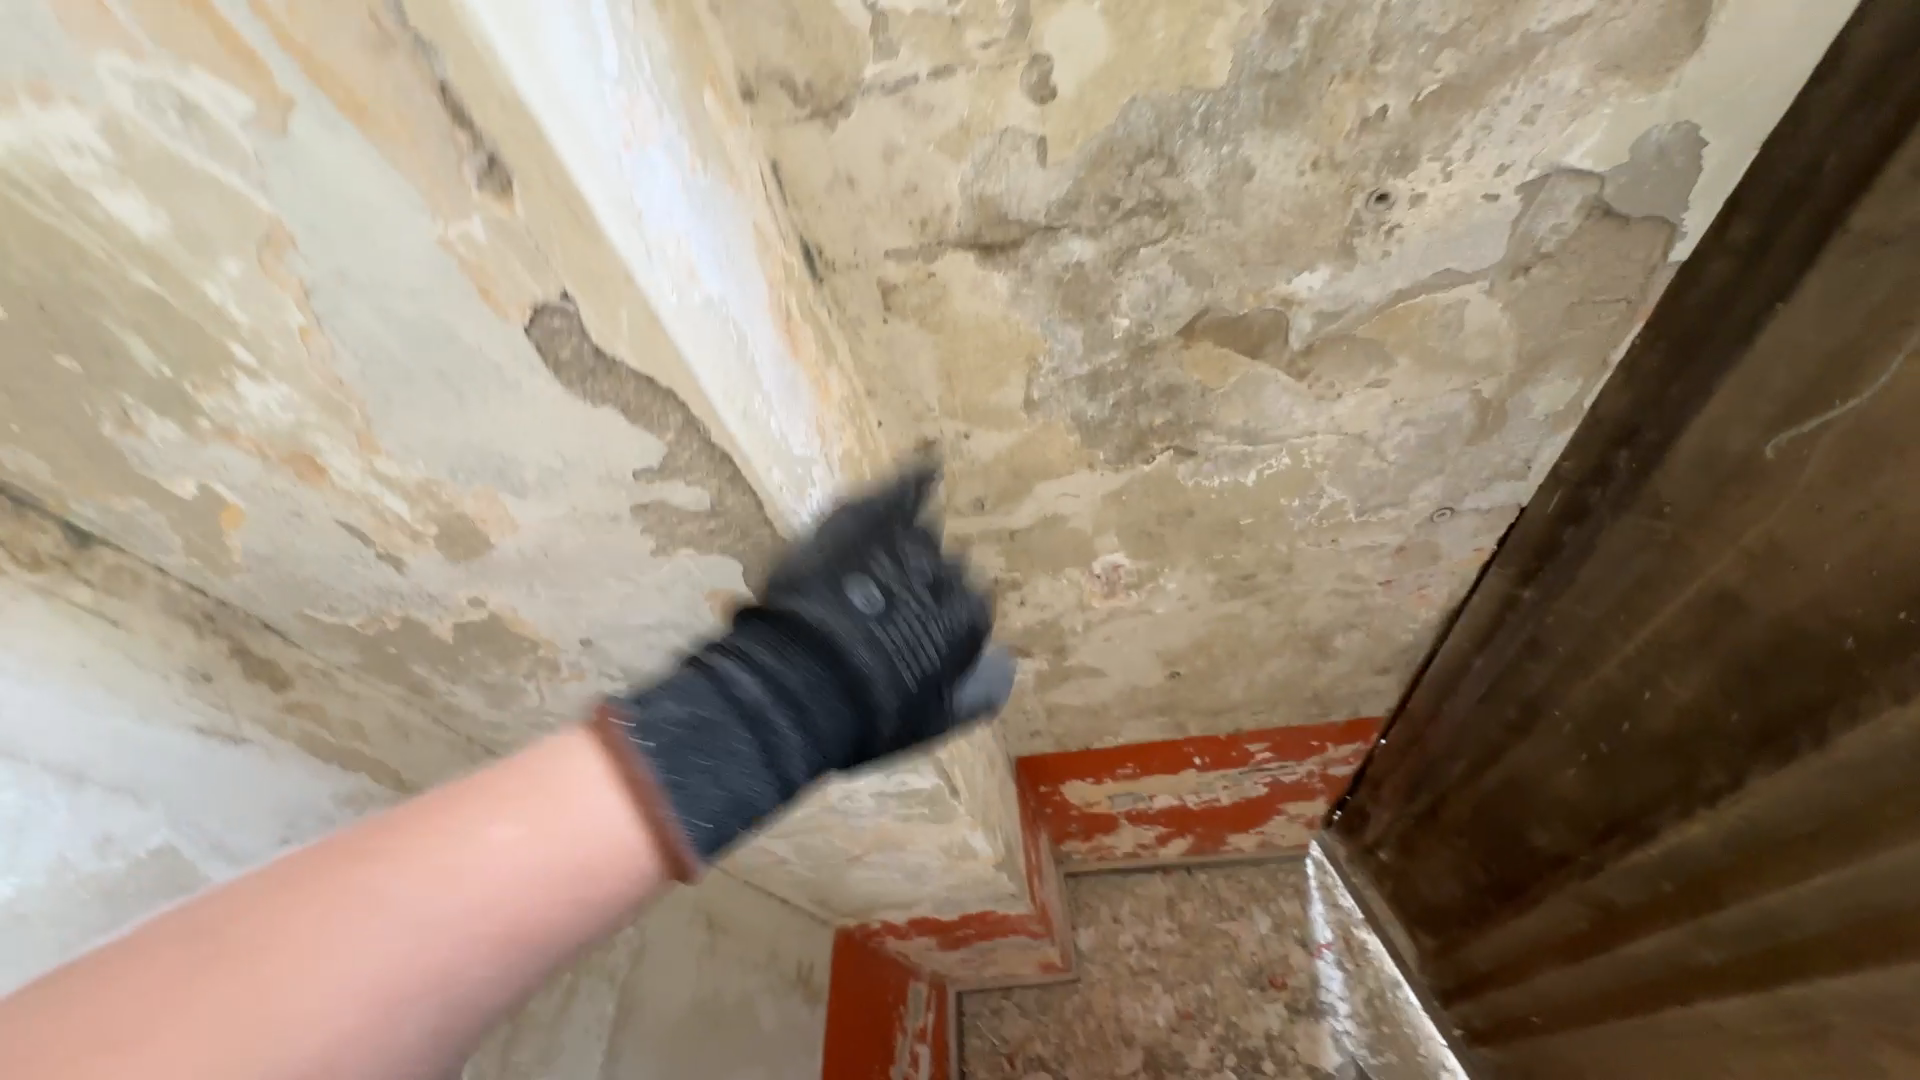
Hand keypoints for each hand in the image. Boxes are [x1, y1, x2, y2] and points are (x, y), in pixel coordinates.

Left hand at [597, 464, 1008, 869]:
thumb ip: (979, 693)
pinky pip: (905, 489)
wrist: (797, 684)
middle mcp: (949, 575)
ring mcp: (908, 543)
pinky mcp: (869, 518)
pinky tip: (929, 464)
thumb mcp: (933, 720)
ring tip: (864, 570)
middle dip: (920, 585)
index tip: (910, 632)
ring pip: (919, 536)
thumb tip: (1006, 663)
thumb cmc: (865, 713)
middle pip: (944, 570)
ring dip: (902, 549)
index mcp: (968, 621)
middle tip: (881, 607)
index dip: (936, 620)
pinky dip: (916, 478)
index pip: (968, 608)